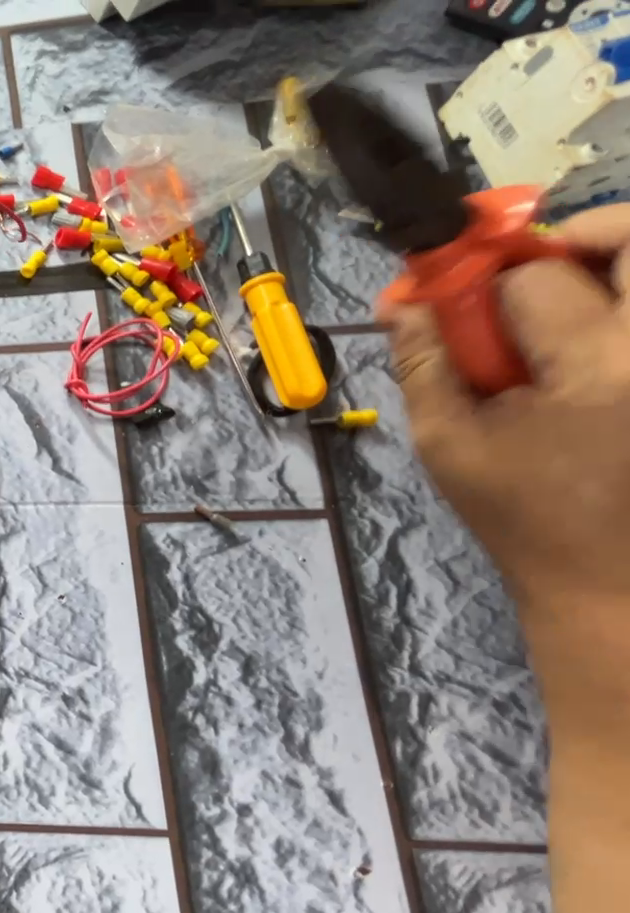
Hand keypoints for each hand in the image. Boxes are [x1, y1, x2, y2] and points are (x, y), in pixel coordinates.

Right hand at [384, 204, 629, 614]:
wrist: (612, 572)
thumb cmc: (519, 510)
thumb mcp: (447, 440)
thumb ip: (425, 364)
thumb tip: (403, 303)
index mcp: (600, 366)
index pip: (534, 280)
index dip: (480, 286)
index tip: (447, 298)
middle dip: (576, 241)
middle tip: (531, 273)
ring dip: (603, 271)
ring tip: (559, 309)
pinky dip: (618, 309)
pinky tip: (586, 343)